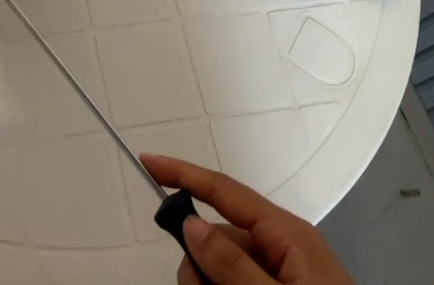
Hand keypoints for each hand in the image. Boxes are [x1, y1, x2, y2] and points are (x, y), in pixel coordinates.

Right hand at [143, 155, 354, 284]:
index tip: (146, 161)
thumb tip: (191, 223)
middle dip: (197, 266)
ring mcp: (280, 273)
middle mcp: (281, 246)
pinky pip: (234, 283)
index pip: (223, 190)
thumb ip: (233, 266)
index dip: (182, 173)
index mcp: (286, 234)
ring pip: (220, 267)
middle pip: (216, 237)